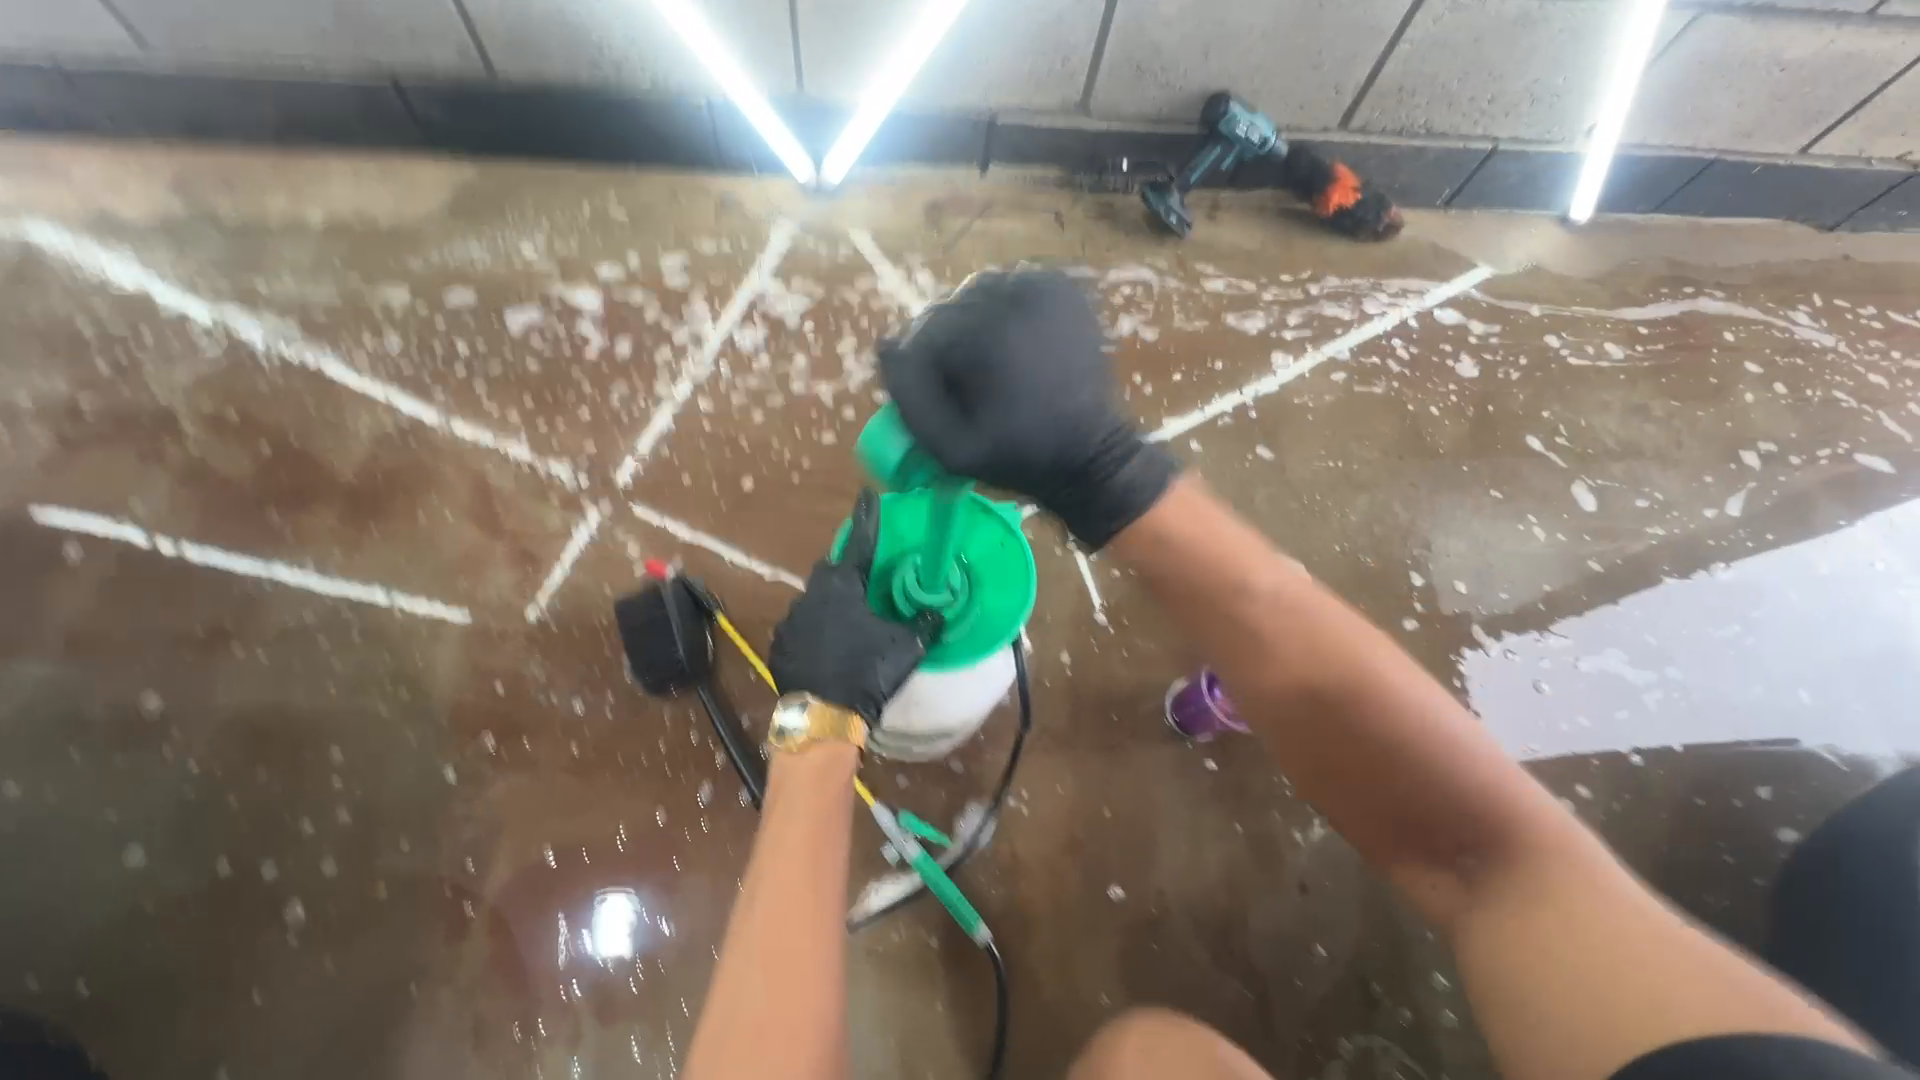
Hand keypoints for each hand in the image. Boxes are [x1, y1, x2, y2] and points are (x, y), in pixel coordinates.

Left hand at [769, 489, 939, 720]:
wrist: (824, 715)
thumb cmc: (868, 672)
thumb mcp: (908, 646)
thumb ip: (926, 622)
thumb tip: (939, 610)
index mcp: (844, 586)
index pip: (860, 542)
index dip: (868, 517)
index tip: (868, 495)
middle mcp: (812, 594)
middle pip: (831, 569)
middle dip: (846, 568)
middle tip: (864, 579)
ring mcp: (791, 619)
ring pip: (812, 598)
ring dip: (829, 602)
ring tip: (846, 620)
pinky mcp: (779, 644)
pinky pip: (799, 626)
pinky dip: (813, 629)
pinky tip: (826, 645)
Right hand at [878, 268, 1178, 548]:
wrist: (1090, 455)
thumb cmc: (1017, 456)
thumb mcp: (949, 448)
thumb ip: (908, 396)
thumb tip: (885, 343)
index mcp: (986, 334)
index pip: (925, 333)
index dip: (926, 369)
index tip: (943, 402)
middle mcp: (1015, 296)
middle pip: (952, 309)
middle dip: (951, 345)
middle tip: (971, 388)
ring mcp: (1045, 286)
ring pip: (979, 294)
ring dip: (975, 325)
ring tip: (993, 366)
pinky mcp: (1064, 288)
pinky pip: (1013, 287)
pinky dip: (1005, 311)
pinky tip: (1013, 345)